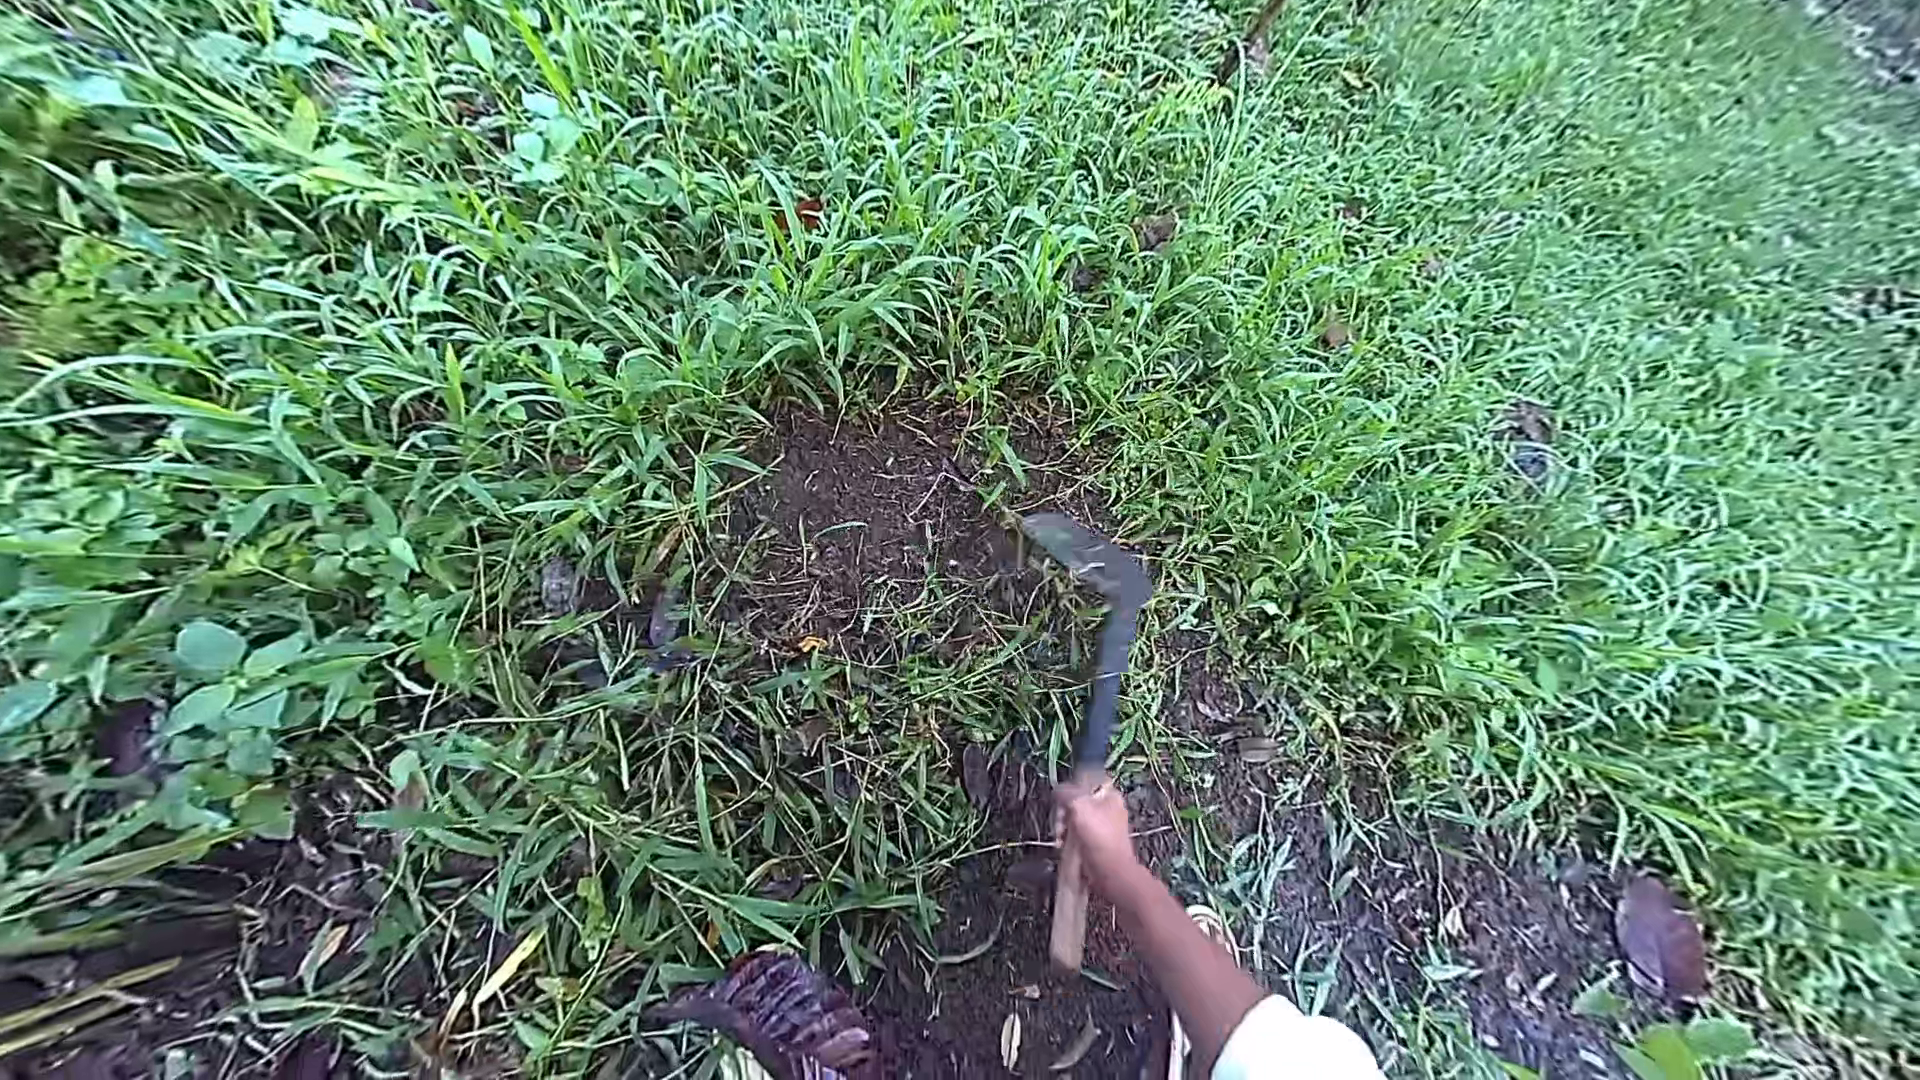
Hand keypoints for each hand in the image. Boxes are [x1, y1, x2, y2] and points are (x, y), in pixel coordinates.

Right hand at [1053, 773, 1138, 890]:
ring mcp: (1102, 826)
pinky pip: (1077, 833)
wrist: (1112, 874)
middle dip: (1064, 811)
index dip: (1071, 788)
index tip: (1062, 800)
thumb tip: (1058, 790)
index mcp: (1109, 794)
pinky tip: (1063, 845)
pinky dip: (1068, 838)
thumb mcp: (1079, 805)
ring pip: (1074, 817)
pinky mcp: (1096, 842)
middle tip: (1061, 823)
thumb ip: (1066, 792)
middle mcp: (1108, 807)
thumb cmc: (1099, 836)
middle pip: (1077, 800)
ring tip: (1061, 838)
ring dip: (1064, 826)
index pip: (1085, 780)